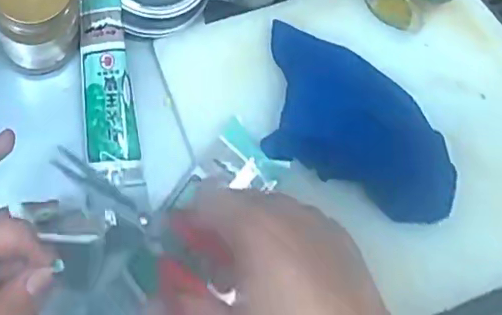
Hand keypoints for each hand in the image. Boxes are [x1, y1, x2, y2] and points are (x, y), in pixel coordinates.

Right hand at [160, 190, 386, 314]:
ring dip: (250, 233)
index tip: (177, 245)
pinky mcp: (347, 249)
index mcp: (254, 224)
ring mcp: (321, 227)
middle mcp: (286, 212)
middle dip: (218, 227)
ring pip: (270, 212)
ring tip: (244, 276)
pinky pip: (301, 228)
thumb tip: (154, 296)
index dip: (187, 220)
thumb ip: (188, 304)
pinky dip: (283, 243)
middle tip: (206, 263)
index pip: (206, 198)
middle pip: (238, 201)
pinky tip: (283, 281)